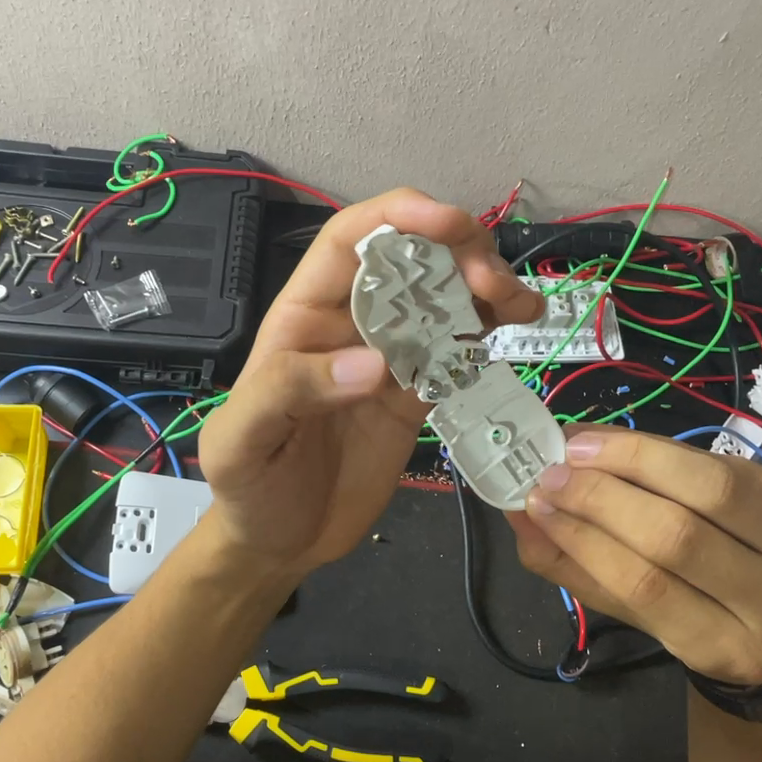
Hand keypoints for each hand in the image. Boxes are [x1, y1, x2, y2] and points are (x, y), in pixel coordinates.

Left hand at [199, 188, 542, 576]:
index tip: (450, 224)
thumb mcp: (241, 442)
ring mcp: (389, 359)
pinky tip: (514, 331)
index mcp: (303, 318)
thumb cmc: (248, 489)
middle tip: (493, 284)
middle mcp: (351, 326)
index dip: (399, 217)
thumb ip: (290, 393)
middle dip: (458, 252)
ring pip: (443, 299)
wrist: (279, 544)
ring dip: (486, 287)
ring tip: (520, 305)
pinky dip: (489, 334)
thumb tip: (376, 365)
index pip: (351, 242)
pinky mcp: (416, 396)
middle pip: (411, 259)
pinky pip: (457, 352)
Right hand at [504, 425, 761, 684]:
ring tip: (578, 449)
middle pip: (680, 536)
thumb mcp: (619, 605)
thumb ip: (567, 564)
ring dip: (632, 460)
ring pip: (709, 489)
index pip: (649, 588)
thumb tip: (519, 513)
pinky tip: (611, 443)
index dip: (587, 542)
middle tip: (551, 474)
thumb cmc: (677, 610)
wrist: (755, 605)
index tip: (536, 504)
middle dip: (603, 498)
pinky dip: (655, 449)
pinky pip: (714, 463)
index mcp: (727, 647)